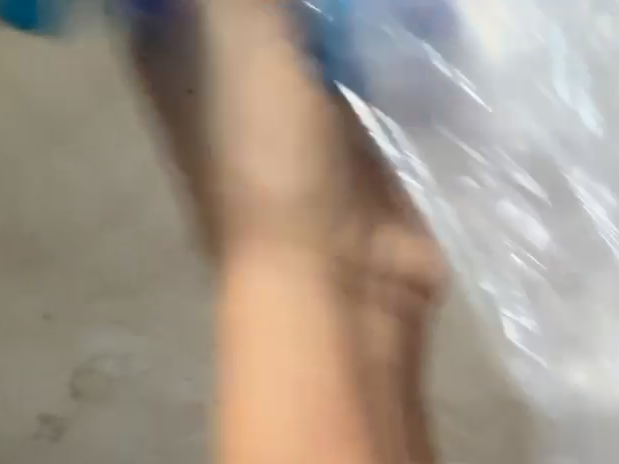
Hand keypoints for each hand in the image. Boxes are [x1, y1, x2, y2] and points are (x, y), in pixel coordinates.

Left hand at [128, 0, 441, 309]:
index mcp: (181, 37)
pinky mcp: (380, 136)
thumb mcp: (241, 34)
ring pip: (345, 22)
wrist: (345, 280)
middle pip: (287, 1)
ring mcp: (318, 103)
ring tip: (409, 4)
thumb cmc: (272, 163)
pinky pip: (395, 68)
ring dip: (376, 10)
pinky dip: (414, 47)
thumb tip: (306, 1)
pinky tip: (437, 30)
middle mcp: (246, 62)